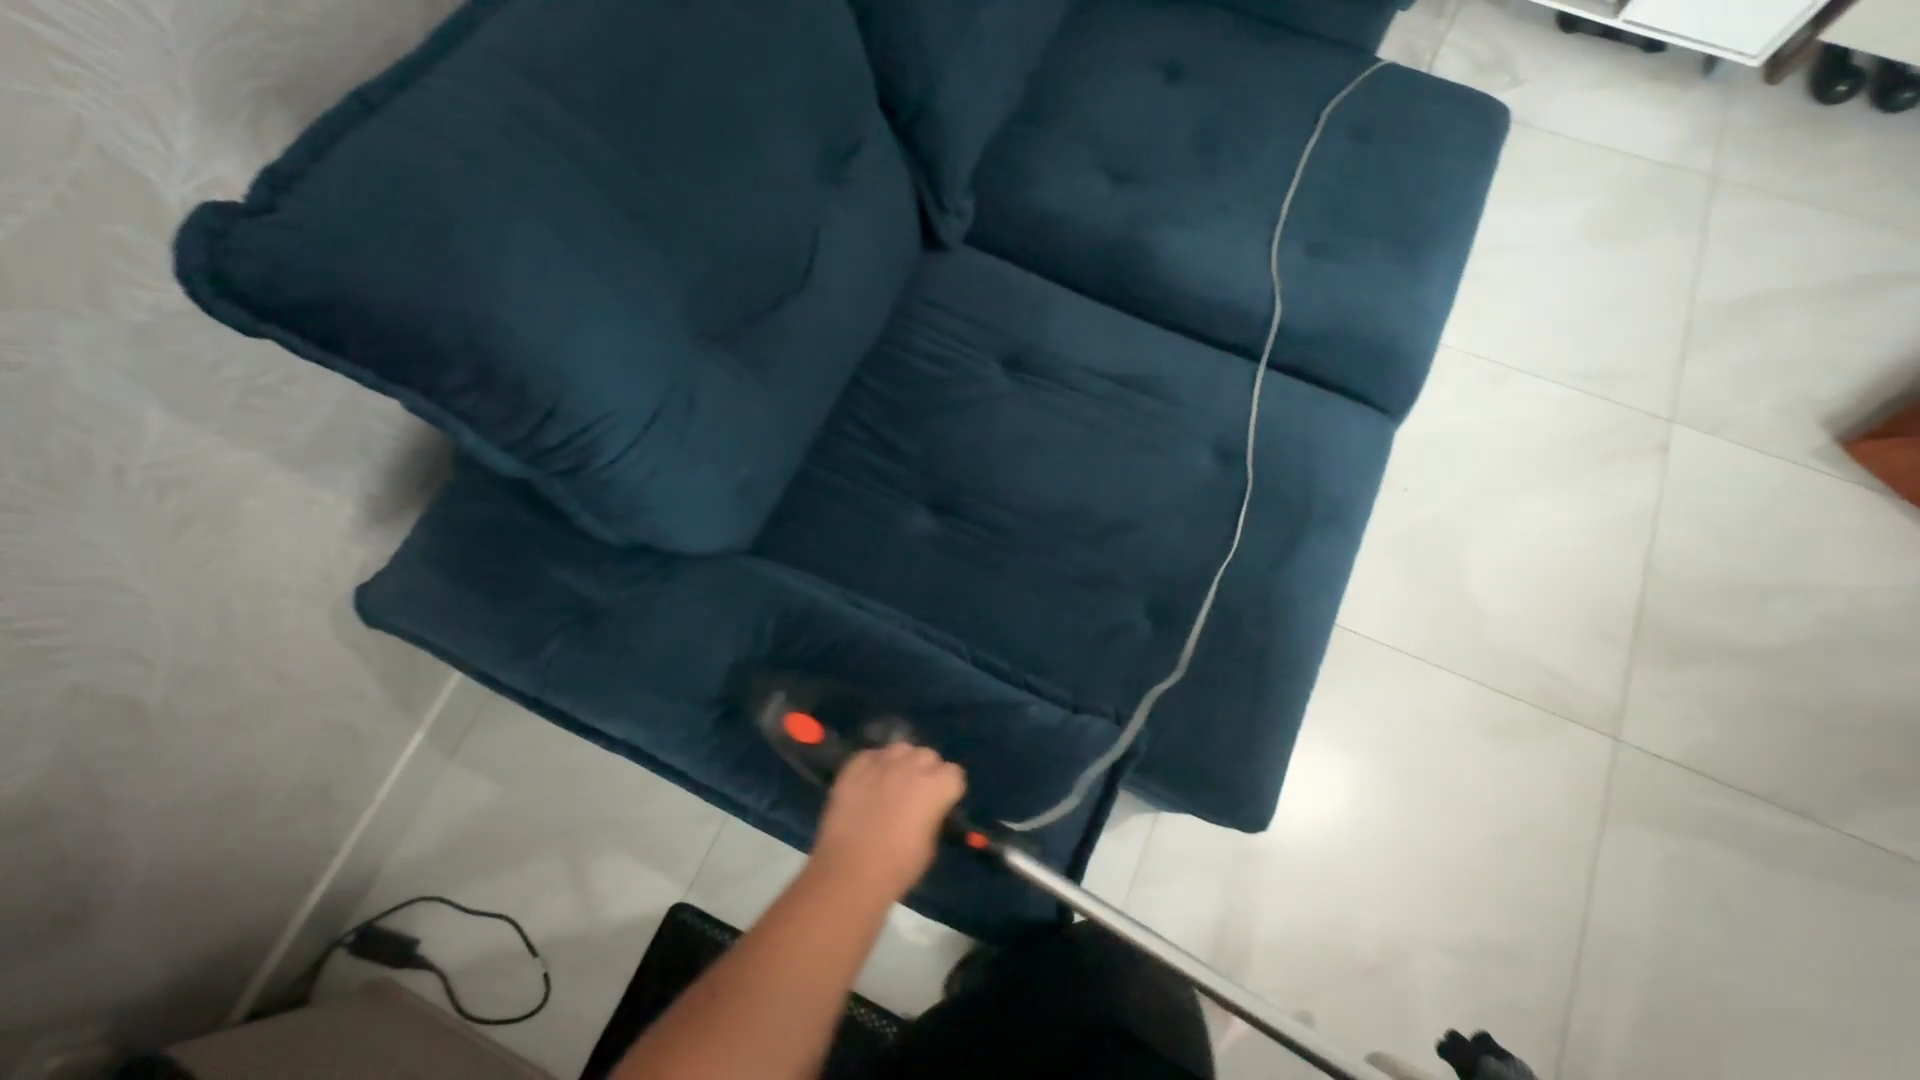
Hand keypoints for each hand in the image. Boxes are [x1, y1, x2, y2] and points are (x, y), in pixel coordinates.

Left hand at [811, 743, 966, 902]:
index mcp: (935, 787)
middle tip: (917, 793)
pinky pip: (871, 755)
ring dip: (902, 762)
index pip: (954, 773)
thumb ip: (933, 815)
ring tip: (893, 782)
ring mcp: (880, 764)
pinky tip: (869, 783)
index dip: (949, 789)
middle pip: (928, 755)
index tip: (941, 803)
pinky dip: (875, 765)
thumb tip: (928, 808)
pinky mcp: (853, 767)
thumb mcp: (930, 845)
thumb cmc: (897, 867)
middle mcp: (910, 767)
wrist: (849, 872)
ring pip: (900, 748)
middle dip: (927, 771)